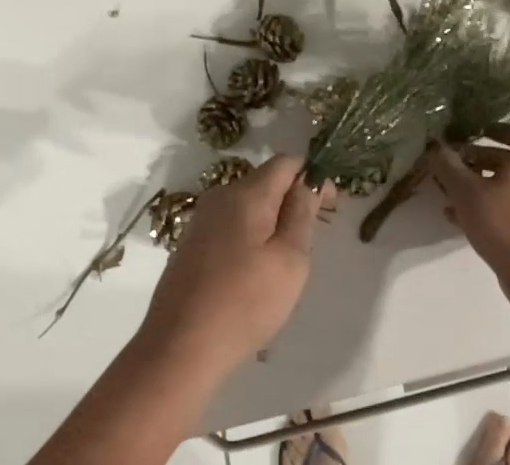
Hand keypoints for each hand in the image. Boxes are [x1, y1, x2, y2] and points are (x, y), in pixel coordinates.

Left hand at [138, 154, 329, 375]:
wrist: (180, 348)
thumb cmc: (245, 303)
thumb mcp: (290, 260)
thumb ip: (302, 213)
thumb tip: (309, 180)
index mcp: (246, 194)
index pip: (286, 162)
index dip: (312, 175)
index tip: (330, 206)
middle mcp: (219, 197)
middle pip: (265, 182)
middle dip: (293, 200)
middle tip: (311, 240)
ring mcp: (201, 221)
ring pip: (247, 205)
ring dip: (272, 220)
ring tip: (285, 262)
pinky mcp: (190, 245)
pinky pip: (230, 226)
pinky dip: (250, 236)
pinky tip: (254, 273)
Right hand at [428, 123, 509, 283]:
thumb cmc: (501, 223)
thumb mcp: (465, 191)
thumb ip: (448, 166)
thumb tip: (434, 146)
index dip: (501, 129)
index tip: (480, 130)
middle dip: (480, 159)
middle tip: (455, 163)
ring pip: (507, 185)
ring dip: (480, 183)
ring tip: (451, 193)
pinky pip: (508, 206)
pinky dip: (487, 205)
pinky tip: (459, 218)